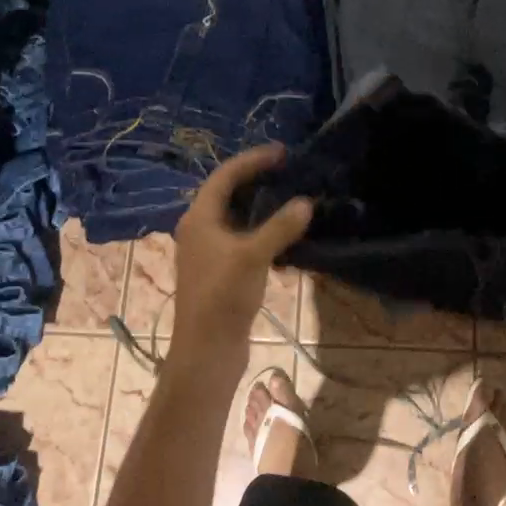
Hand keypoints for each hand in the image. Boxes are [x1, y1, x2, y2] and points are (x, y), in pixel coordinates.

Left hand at [170, 144, 312, 358]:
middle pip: (228, 193)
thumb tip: (306, 202)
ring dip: (262, 205)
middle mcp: (199, 230)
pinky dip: (262, 230)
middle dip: (257, 179)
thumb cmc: (222, 297)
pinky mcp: (220, 272)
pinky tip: (285, 234)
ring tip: (291, 195)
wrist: (206, 353)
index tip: (283, 152)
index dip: (253, 160)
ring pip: (236, 217)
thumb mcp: (253, 256)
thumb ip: (280, 227)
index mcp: (199, 218)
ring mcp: (208, 252)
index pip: (225, 175)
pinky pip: (242, 238)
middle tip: (289, 170)